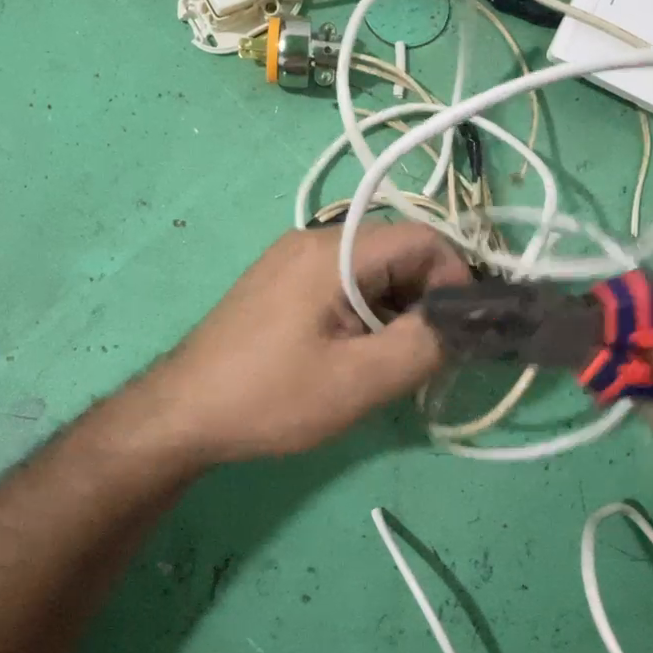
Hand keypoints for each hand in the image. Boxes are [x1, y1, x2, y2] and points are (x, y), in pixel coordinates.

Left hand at [139, 224, 469, 463]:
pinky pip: (343, 283)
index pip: (423, 239)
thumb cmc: (271, 396)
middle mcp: (313, 240)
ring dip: (397, 310)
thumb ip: (423, 346)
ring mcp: (292, 260)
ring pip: (372, 271)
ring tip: (394, 363)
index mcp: (332, 250)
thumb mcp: (358, 381)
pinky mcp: (281, 283)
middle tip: (429, 356)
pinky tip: (358, 355)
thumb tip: (470, 321)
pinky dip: (367, 313)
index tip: (460, 332)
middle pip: (397, 252)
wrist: (181, 413)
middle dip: (427, 299)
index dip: (455, 280)